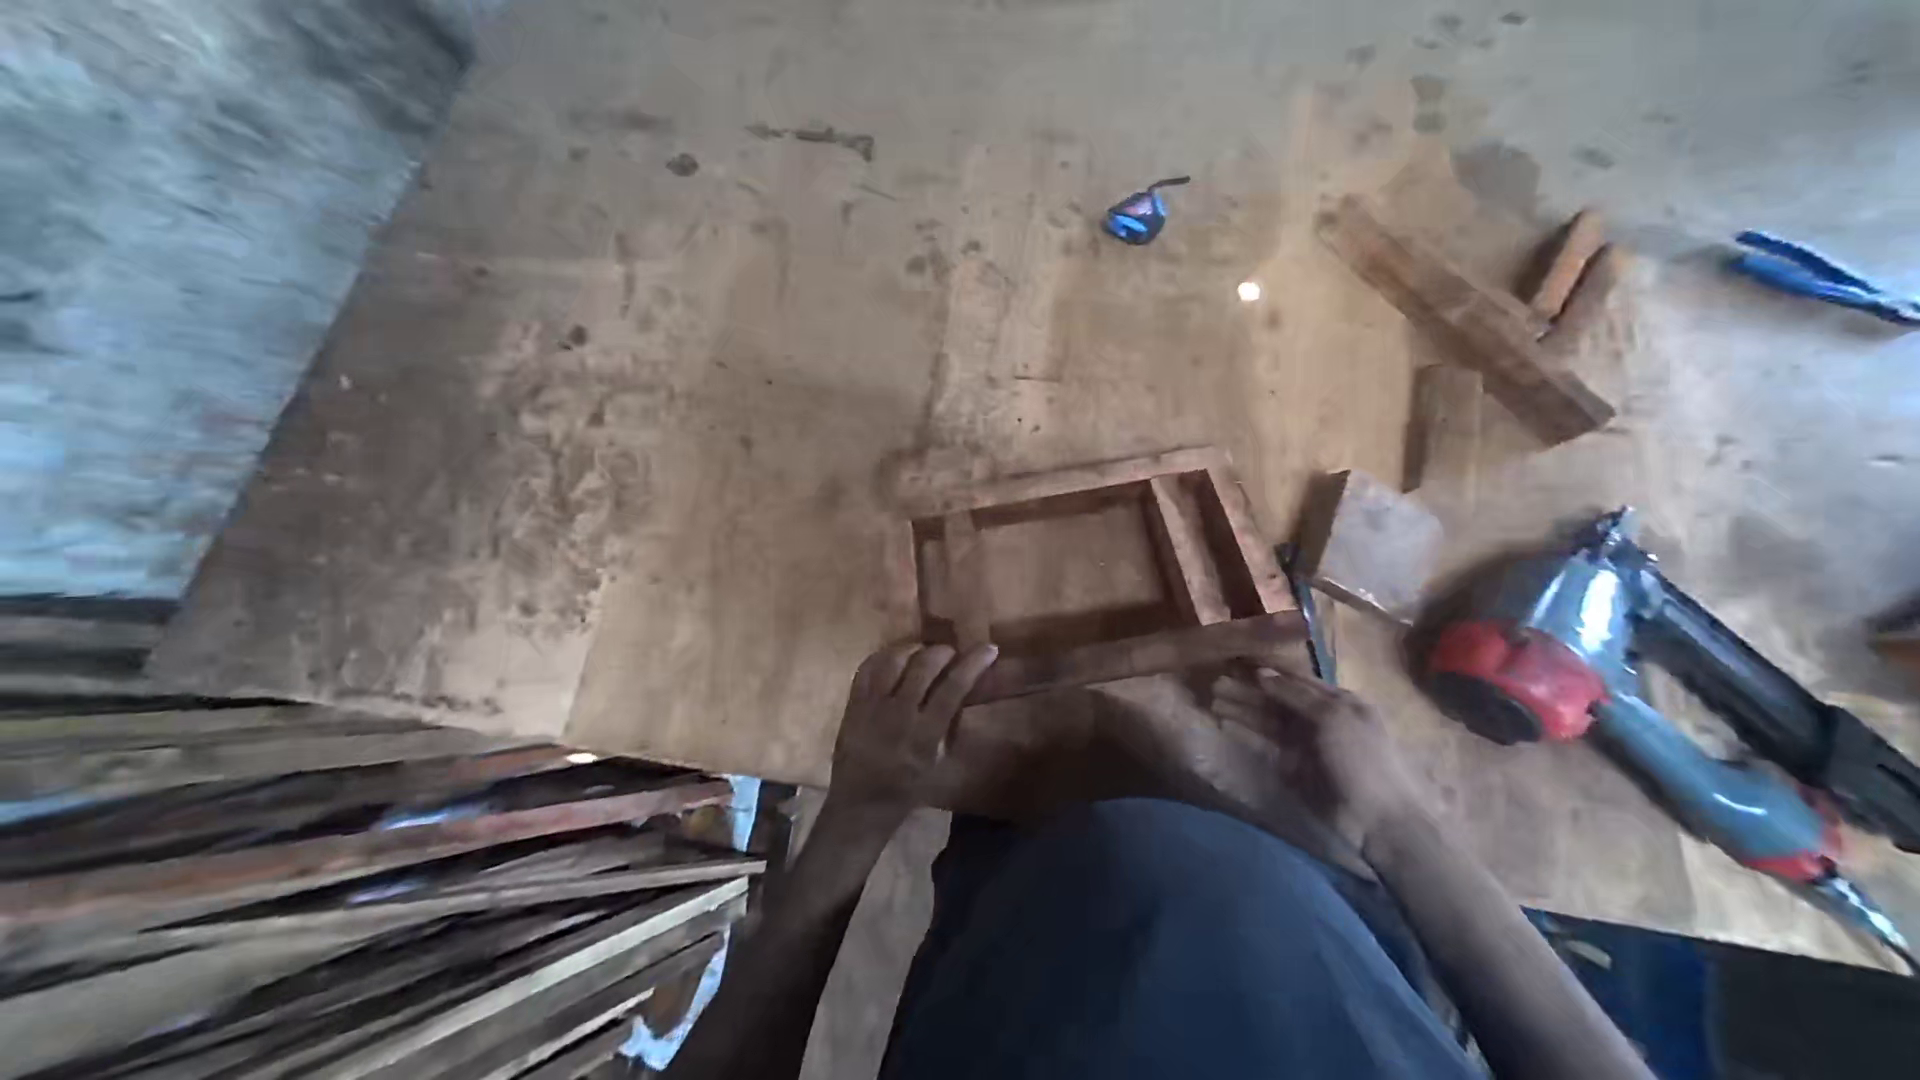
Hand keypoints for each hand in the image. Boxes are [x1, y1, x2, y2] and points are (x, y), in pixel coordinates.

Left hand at [827, 643, 997, 823]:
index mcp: (925, 733)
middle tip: (951, 652)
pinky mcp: (853, 703)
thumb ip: (952, 727)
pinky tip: (895, 658)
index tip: (988, 648)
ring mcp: (873, 706)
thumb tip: (965, 691)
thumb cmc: (907, 787)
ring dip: (914, 649)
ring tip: (923, 652)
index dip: (973, 663)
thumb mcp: (939, 762)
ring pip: (894, 660)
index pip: (954, 687)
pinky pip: (868, 667)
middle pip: (924, 665)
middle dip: (943, 651)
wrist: (860, 802)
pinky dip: (884, 656)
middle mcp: (899, 714)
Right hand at [1209, 667, 1427, 852]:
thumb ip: (1295, 694)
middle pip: (1278, 698)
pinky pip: (1265, 743)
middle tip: (1215, 682)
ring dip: (1242, 709)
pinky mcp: (1293, 766)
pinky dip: (1245, 733)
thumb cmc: (1361, 760)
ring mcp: (1306, 743)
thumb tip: (1261, 672)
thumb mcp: (1333, 718)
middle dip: (1248, 689)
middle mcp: (1320, 717)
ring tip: (1213, 700)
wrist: (1379, 820)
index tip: (1235, 661)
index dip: (1267, 670)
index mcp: (1339, 701)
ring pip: (1268, 719)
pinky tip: (1225, 724)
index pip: (1295, 678)